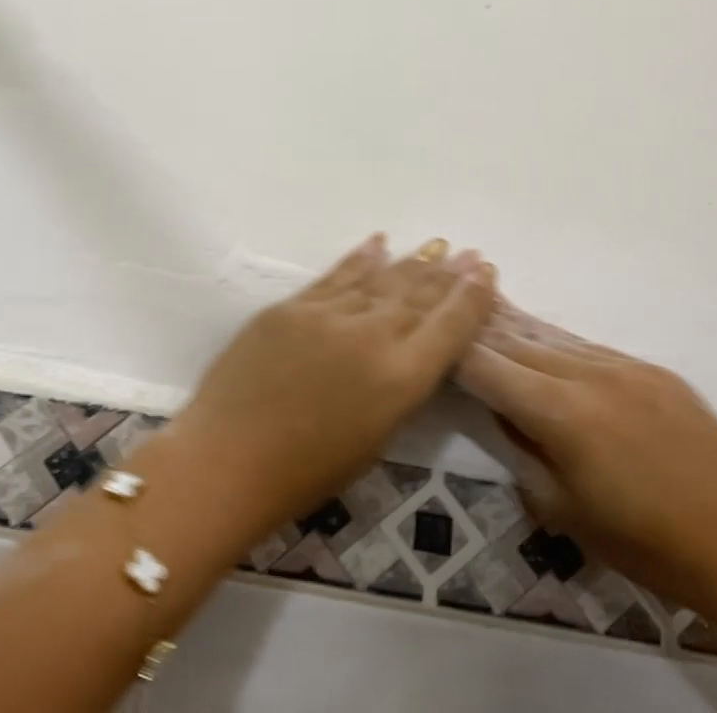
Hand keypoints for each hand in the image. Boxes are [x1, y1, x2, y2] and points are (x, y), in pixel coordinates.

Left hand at [164, 234, 496, 538]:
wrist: (231, 456)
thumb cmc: (308, 471)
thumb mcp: (376, 438)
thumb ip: (396, 391)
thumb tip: (406, 356)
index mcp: (401, 377)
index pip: (449, 327)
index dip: (472, 298)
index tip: (485, 273)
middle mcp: (371, 336)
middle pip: (416, 297)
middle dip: (445, 274)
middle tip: (466, 253)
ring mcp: (326, 315)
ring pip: (377, 281)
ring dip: (409, 262)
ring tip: (434, 246)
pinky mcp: (288, 308)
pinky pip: (333, 277)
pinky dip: (358, 259)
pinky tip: (377, 244)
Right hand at [455, 310, 716, 614]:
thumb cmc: (649, 547)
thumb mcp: (561, 509)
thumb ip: (521, 448)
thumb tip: (500, 412)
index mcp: (561, 414)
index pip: (483, 365)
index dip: (447, 350)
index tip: (420, 338)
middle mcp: (590, 376)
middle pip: (513, 340)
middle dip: (472, 326)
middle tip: (436, 305)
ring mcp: (627, 368)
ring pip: (549, 336)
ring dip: (509, 324)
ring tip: (475, 302)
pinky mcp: (657, 373)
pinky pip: (587, 347)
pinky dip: (551, 342)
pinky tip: (534, 337)